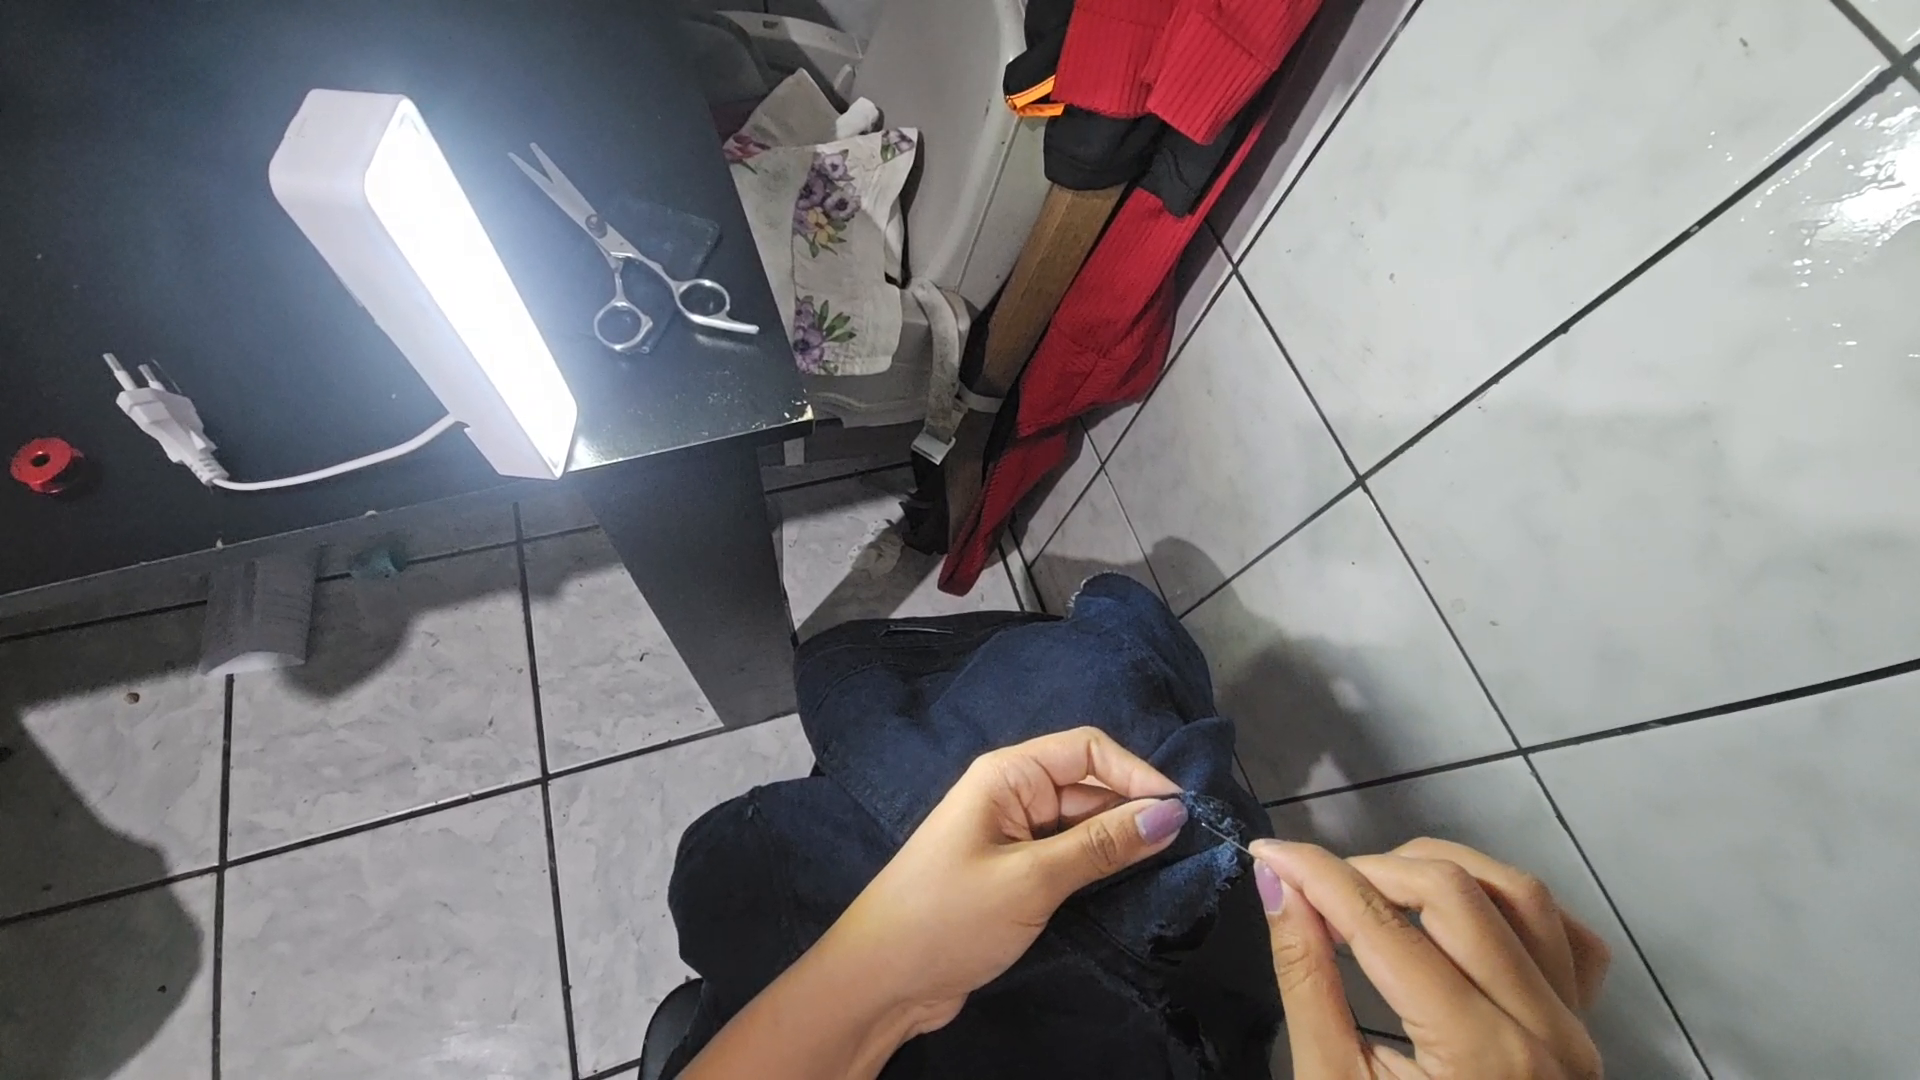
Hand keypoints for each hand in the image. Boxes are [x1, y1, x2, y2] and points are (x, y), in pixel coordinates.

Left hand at [819, 727, 1188, 1036]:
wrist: (881, 980)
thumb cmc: (948, 915)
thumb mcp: (1031, 880)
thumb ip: (1100, 845)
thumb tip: (1170, 813)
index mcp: (1008, 774)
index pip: (1086, 749)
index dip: (1136, 773)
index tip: (1182, 812)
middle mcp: (1013, 794)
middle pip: (1088, 785)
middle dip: (1134, 808)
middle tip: (1187, 847)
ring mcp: (1014, 834)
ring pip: (1083, 822)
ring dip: (1121, 840)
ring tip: (1172, 866)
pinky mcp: (1017, 872)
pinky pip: (1070, 854)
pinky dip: (1101, 865)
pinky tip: (1133, 884)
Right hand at [1253, 837, 1611, 1078]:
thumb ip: (1305, 975)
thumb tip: (1276, 882)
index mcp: (1479, 1053)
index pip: (1380, 921)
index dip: (1314, 871)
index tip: (1266, 850)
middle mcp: (1548, 1030)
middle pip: (1453, 888)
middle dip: (1368, 868)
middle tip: (1316, 888)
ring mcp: (1582, 1029)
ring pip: (1516, 892)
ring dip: (1435, 870)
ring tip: (1377, 891)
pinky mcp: (1589, 1030)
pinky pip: (1567, 936)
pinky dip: (1508, 903)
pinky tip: (1459, 915)